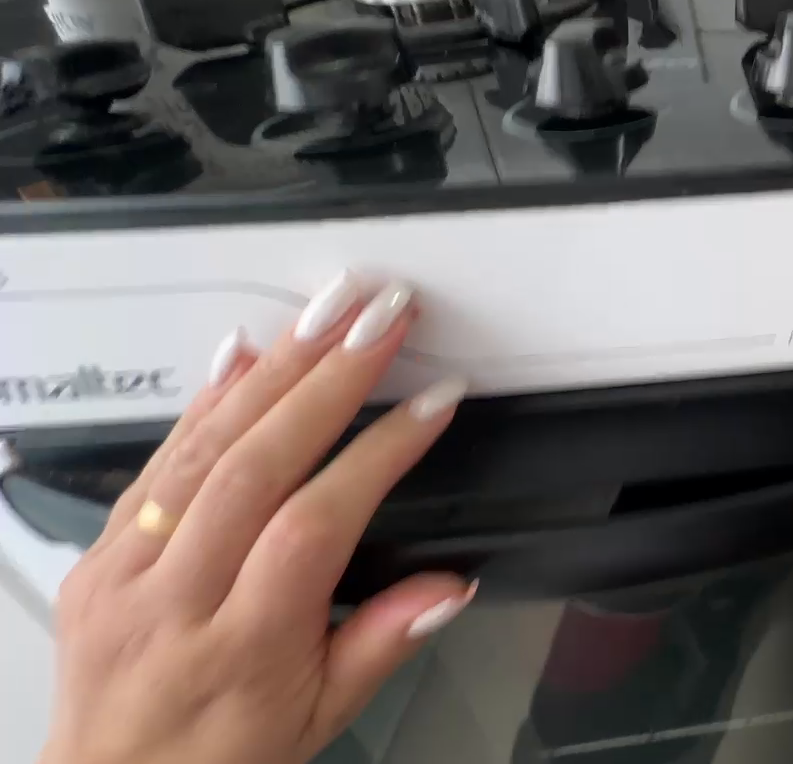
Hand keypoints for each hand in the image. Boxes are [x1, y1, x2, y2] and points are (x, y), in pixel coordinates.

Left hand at [40, 273, 471, 763]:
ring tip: (335, 310)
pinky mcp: (101, 547)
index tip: (436, 400)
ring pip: (205, 447)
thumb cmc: (225, 750)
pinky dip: (208, 394)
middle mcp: (171, 597)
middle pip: (254, 466)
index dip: (380, 452)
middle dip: (331, 377)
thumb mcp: (326, 712)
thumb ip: (388, 641)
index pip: (314, 522)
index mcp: (240, 641)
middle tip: (384, 320)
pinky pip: (158, 456)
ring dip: (279, 366)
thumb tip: (453, 584)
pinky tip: (249, 348)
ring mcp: (126, 566)